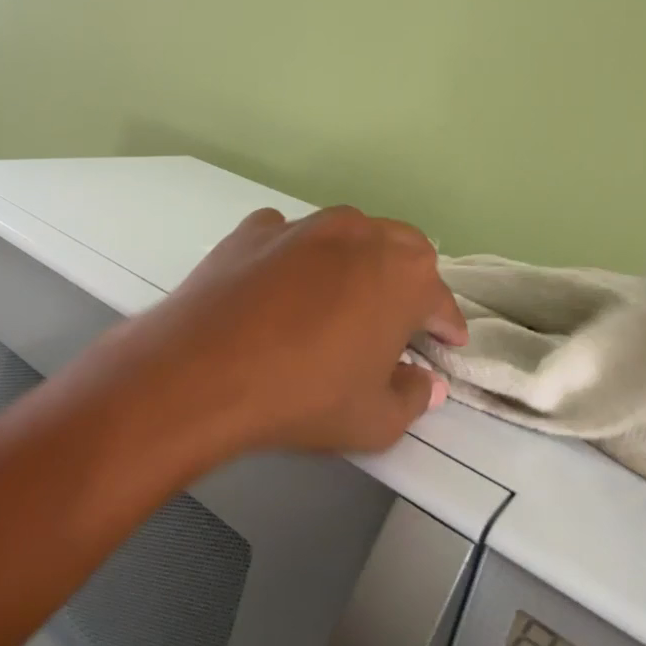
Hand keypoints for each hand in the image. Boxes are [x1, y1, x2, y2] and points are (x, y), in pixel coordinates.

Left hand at [104, 206, 465, 457]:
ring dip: (352, 263)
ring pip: (343, 235)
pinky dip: (293, 257)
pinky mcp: (251, 230)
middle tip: (396, 320)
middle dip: (406, 281)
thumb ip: (413, 396)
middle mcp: (356, 233)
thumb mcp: (376, 420)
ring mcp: (300, 225)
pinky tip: (280, 289)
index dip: (443, 326)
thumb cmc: (303, 396)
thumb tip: (424, 379)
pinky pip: (287, 238)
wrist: (202, 370)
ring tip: (339, 302)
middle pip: (398, 249)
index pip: (438, 299)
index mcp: (402, 273)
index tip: (442, 345)